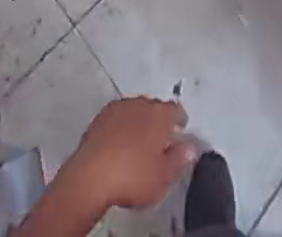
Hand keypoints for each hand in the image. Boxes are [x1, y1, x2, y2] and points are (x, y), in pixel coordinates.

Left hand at [54, 98, 195, 210]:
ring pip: (135, 110)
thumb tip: (190, 147)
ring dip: (138, 121)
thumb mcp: (163, 176)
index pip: (176, 110)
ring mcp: (119, 108)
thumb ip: (180, 158)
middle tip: (159, 140)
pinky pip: (117, 117)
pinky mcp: (100, 117)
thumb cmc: (132, 176)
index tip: (180, 130)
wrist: (91, 177)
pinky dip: (121, 126)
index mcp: (160, 114)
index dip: (179, 120)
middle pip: (155, 107)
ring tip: (137, 143)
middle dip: (158, 120)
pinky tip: (118, 143)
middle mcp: (141, 104)